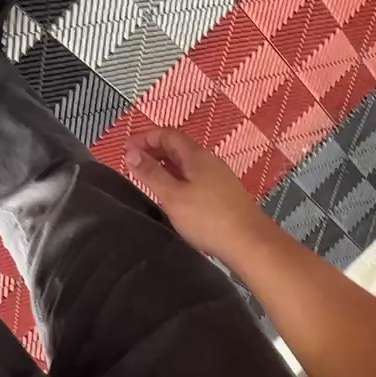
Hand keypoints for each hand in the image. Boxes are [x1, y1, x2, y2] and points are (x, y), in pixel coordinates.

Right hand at [126, 126, 276, 261]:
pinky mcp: (222, 193)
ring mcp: (218, 176)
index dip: (145, 137)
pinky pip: (193, 176)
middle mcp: (208, 160)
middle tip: (132, 161)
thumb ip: (151, 173)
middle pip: (177, 146)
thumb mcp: (173, 196)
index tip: (125, 146)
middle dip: (153, 149)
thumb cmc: (208, 218)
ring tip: (147, 176)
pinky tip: (171, 193)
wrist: (250, 242)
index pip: (167, 134)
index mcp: (196, 155)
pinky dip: (176, 176)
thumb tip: (131, 152)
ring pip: (185, 162)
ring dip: (164, 164)